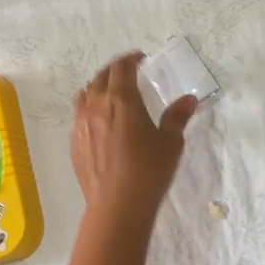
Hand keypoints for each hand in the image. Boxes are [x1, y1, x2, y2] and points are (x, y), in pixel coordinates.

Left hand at [71, 53, 198, 224]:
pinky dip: (90, 110)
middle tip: (128, 74)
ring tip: (111, 95)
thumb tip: (190, 99)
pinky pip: (79, 116)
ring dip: (98, 88)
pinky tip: (101, 124)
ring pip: (85, 95)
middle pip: (100, 77)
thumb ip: (177, 117)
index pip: (122, 67)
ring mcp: (80, 125)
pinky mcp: (75, 144)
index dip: (131, 59)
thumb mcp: (170, 143)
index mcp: (121, 99)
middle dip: (115, 71)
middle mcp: (96, 106)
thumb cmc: (149, 171)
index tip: (141, 59)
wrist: (117, 206)